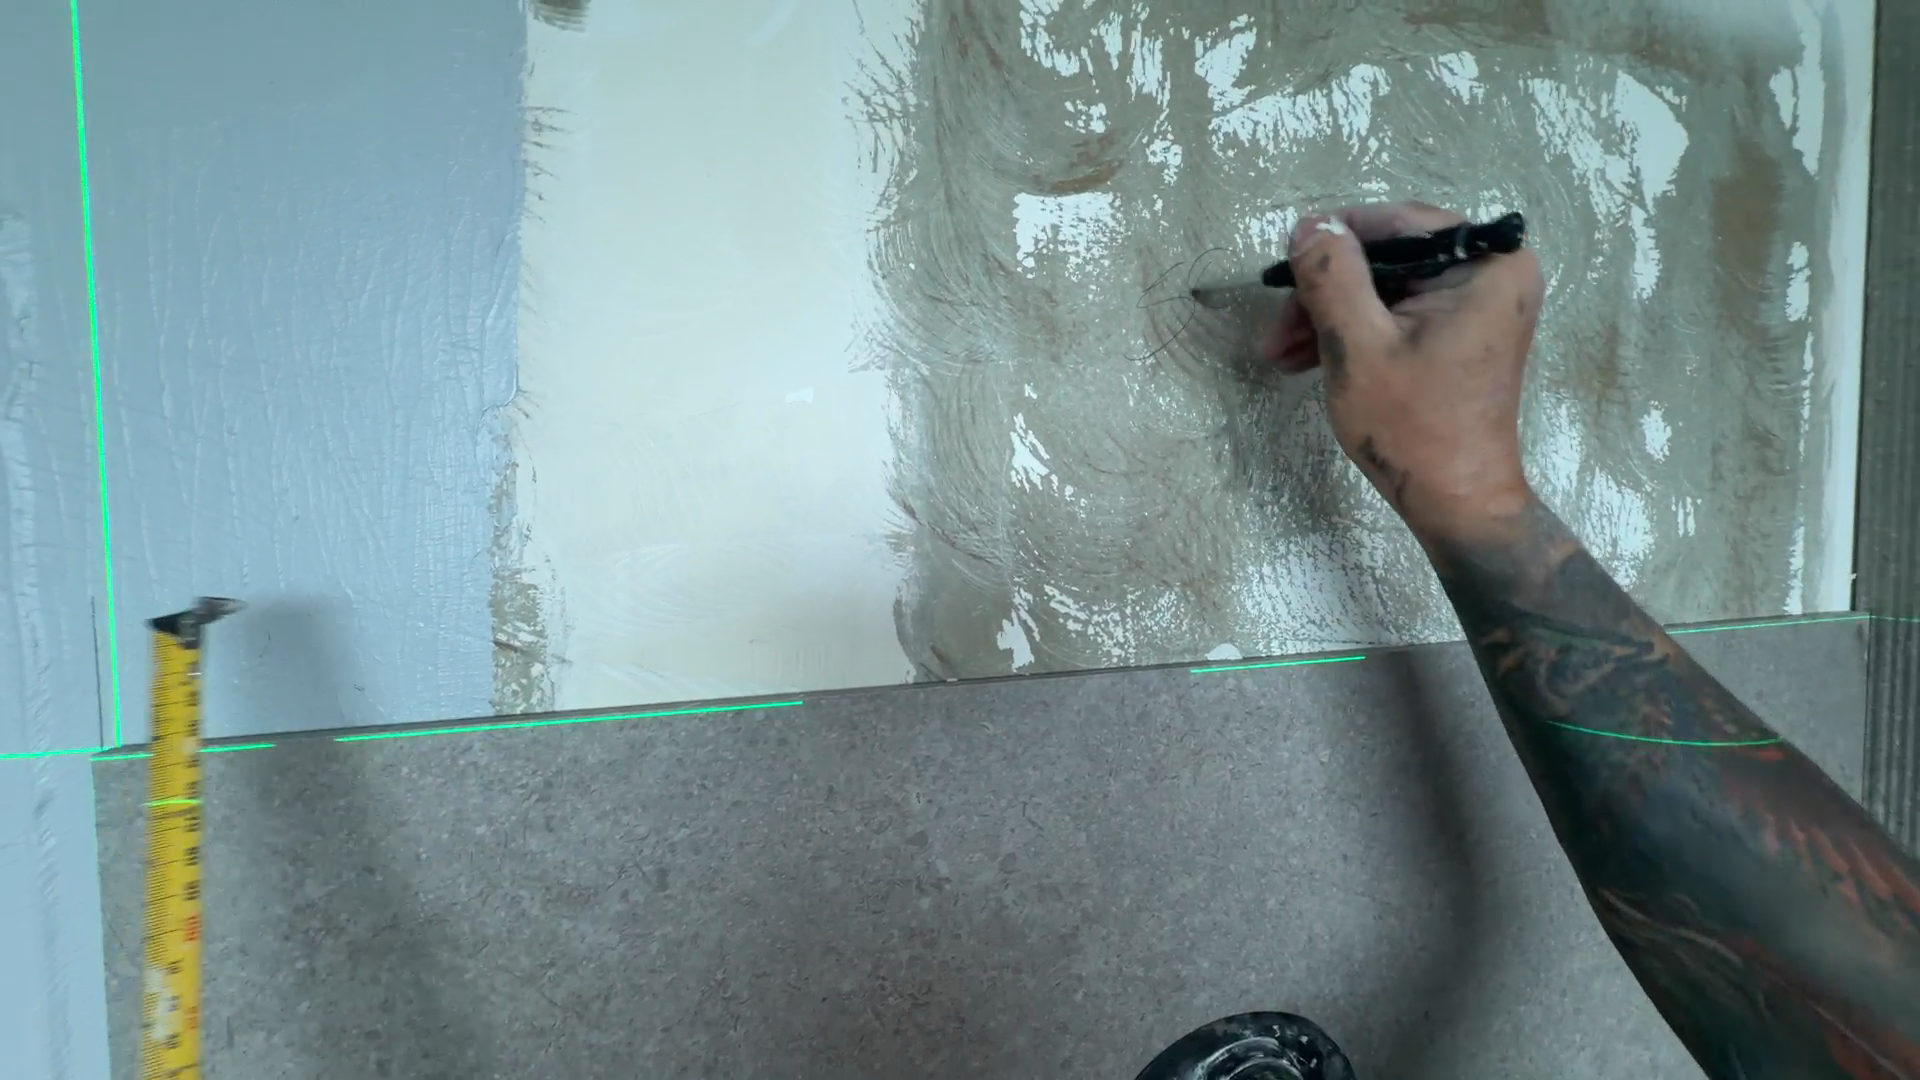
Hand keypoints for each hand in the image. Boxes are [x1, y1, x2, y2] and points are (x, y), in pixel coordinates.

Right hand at [1261, 201, 1546, 545]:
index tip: (1280, 269)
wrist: (1451, 496)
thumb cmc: (1409, 424)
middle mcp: (1491, 274)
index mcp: (1484, 265)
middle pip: (1387, 261)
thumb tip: (1309, 226)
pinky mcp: (1458, 336)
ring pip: (1384, 292)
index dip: (1333, 242)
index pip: (1397, 224)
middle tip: (1274, 332)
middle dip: (1323, 295)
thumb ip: (1332, 279)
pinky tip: (1307, 360)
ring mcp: (1476, 307)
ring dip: (1326, 319)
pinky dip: (1351, 335)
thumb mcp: (1357, 347)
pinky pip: (1395, 317)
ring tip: (1278, 356)